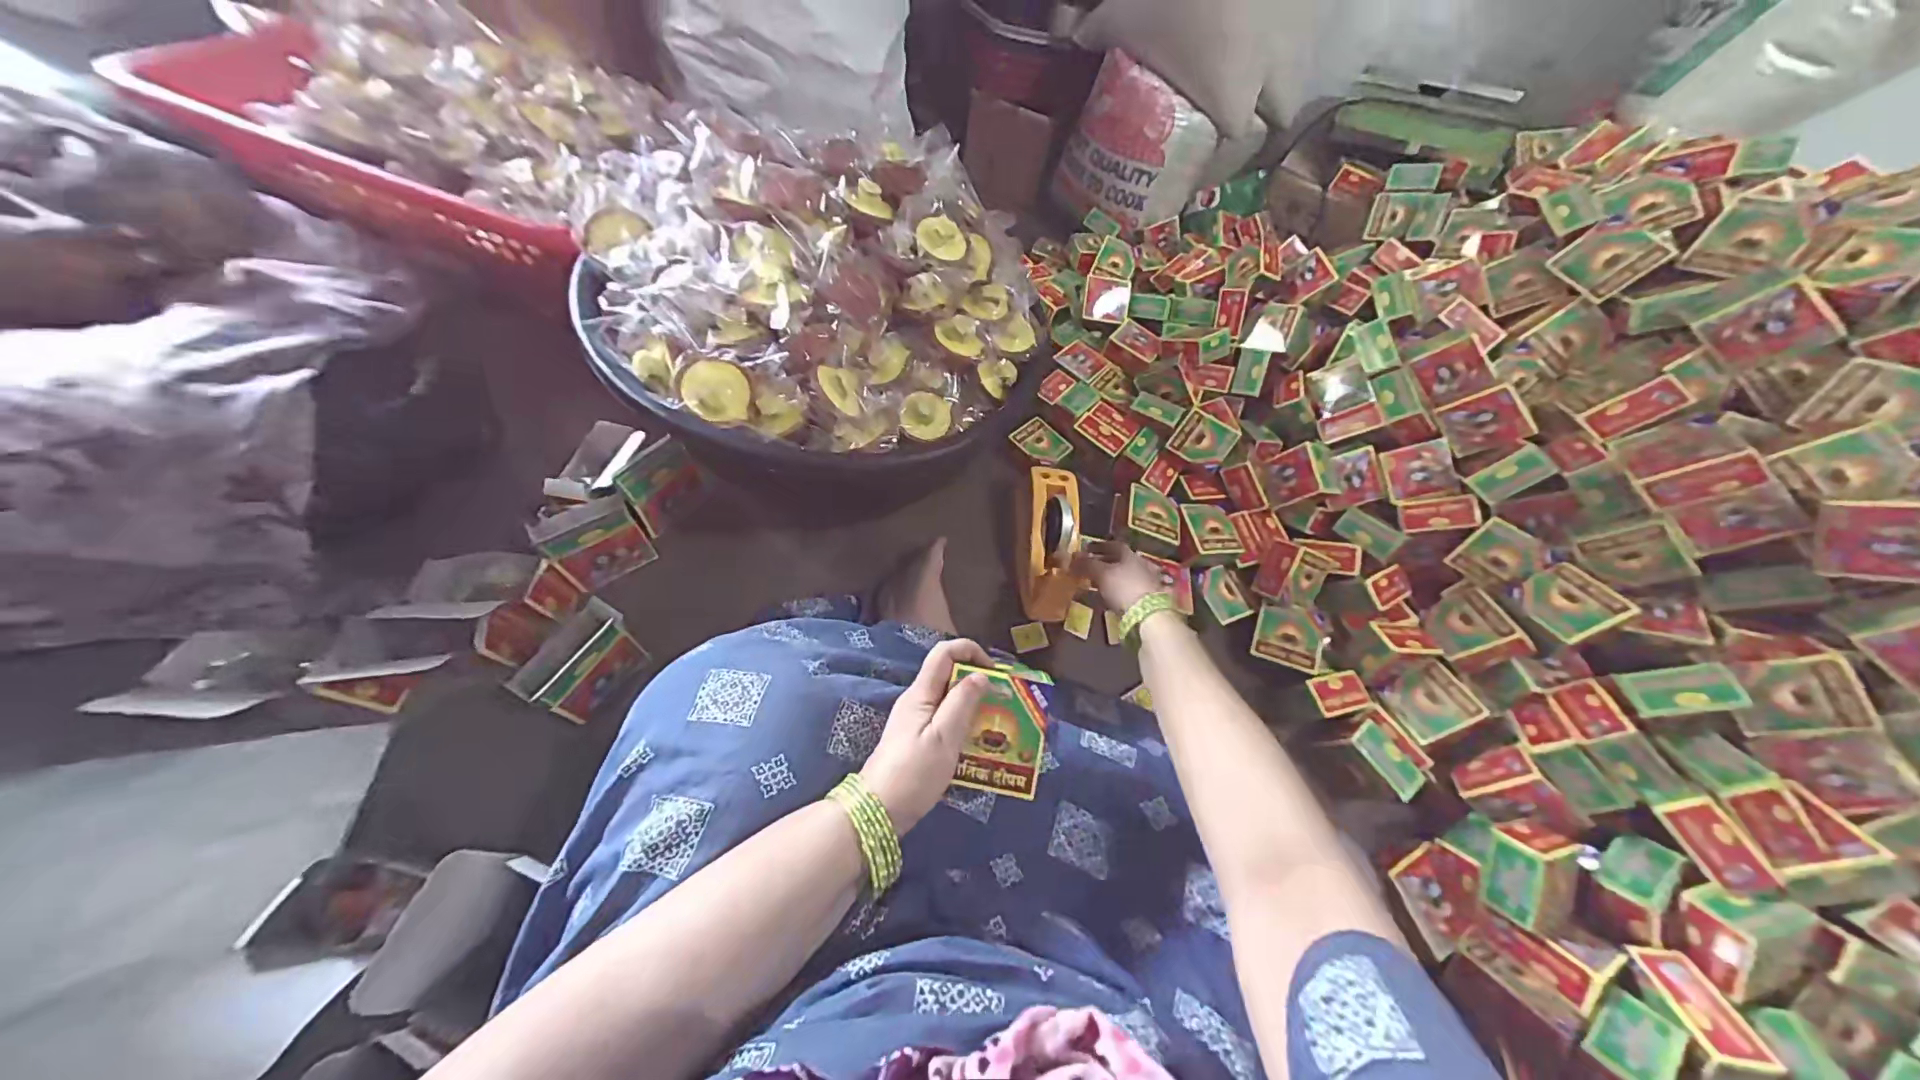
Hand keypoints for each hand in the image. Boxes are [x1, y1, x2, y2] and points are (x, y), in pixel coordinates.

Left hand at [860, 638, 993, 832]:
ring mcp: (915, 720)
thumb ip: (962, 703)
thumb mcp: (944, 737)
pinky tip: (978, 743)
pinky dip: (964, 723)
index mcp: (921, 693)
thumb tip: (981, 675)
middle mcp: (917, 700)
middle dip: (977, 680)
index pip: (944, 653)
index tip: (996, 672)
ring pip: (949, 698)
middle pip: (948, 674)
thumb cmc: (914, 773)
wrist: (879, 810)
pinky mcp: (918, 739)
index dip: (971, 652)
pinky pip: (945, 719)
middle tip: (1003, 701)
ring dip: (973, 704)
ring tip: (997, 723)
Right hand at [1076, 539, 1173, 615]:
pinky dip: (1114, 592)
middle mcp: (1140, 566)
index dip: (1099, 546)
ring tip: (1093, 583)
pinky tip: (1105, 597)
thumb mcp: (1102, 573)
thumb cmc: (1124, 587)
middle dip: (1103, 562)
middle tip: (1088, 566)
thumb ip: (1088, 564)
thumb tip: (1074, 558)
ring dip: (1108, 578)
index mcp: (1130, 555)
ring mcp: (1145, 583)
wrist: (1148, 615)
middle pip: (1119, 561)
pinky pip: (1125, 591)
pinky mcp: (1146, 600)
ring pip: (1122, 577)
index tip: (1086, 548)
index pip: (1114, 545)